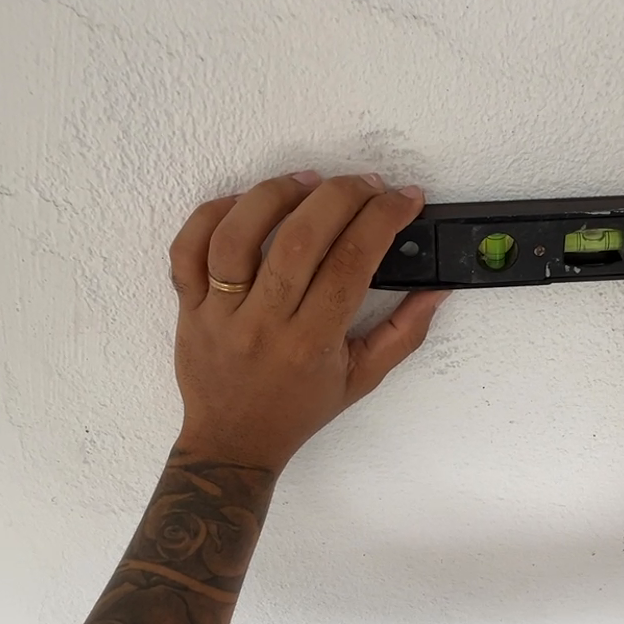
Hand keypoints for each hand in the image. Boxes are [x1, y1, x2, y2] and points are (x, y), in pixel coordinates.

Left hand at [168, 170, 448, 471]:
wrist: (235, 441)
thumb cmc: (299, 409)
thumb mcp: (362, 380)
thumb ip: (403, 334)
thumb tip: (436, 290)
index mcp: (312, 344)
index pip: (352, 264)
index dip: (384, 220)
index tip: (405, 199)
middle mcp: (264, 325)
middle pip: (300, 239)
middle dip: (342, 196)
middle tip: (366, 185)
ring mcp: (219, 313)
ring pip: (238, 234)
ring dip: (277, 194)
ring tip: (310, 181)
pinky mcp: (188, 306)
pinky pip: (186, 248)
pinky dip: (213, 213)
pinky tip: (248, 203)